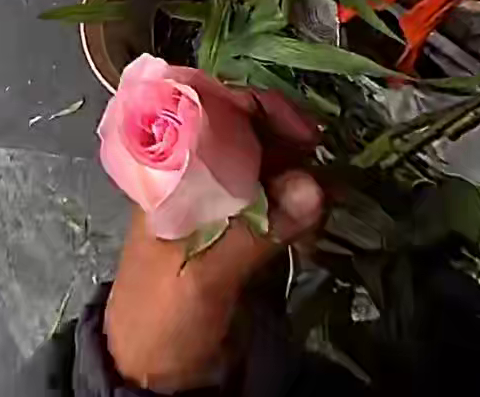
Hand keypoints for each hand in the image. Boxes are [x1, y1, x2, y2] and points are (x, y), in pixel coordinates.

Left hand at [103, 91, 325, 392]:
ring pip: (265, 161)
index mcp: (172, 166)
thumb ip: (256, 232)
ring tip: (328, 190)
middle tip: (322, 159)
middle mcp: (197, 170)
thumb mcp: (203, 274)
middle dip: (287, 138)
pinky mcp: (239, 225)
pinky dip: (298, 200)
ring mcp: (219, 196)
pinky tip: (318, 213)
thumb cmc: (162, 312)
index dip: (260, 109)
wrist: (152, 374)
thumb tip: (313, 186)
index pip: (215, 110)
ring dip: (298, 169)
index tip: (304, 131)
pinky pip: (274, 197)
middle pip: (246, 130)